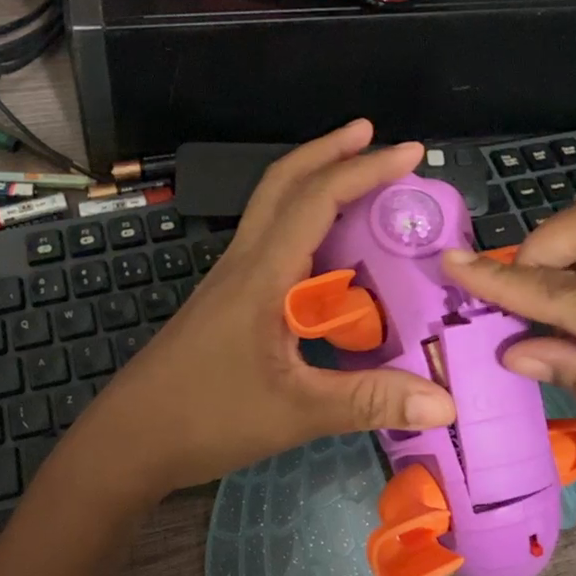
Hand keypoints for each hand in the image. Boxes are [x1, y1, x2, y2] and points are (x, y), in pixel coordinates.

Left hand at [75, 119, 457, 504]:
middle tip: (374, 136)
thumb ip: (369, 402)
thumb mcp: (295, 413)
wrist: (129, 439)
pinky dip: (303, 227)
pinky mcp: (226, 301)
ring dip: (313, 184)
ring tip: (358, 184)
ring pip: (272, 210)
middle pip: (282, 183)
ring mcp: (230, 280)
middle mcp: (244, 263)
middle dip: (329, 151)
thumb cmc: (206, 418)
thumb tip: (446, 403)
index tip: (410, 152)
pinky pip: (269, 244)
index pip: (316, 200)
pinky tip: (327, 257)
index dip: (364, 170)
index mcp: (262, 275)